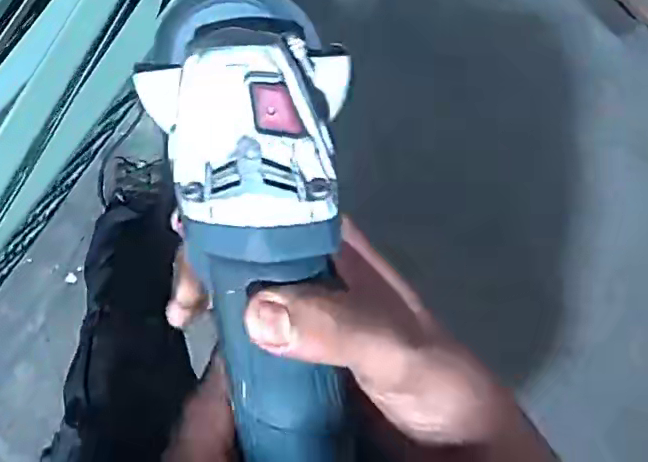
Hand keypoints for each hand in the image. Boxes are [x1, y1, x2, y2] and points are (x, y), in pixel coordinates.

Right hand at [162, 219, 556, 460]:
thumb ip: (339, 324)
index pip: (269, 211)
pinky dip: (219, 376)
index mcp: (330, 250)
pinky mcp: (286, 373)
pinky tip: (207, 391)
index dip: (227, 212)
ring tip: (188, 335)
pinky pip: (242, 364)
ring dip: (207, 323)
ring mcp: (294, 327)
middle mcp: (304, 279)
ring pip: (234, 312)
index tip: (192, 229)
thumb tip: (256, 308)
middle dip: (203, 274)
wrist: (465, 457)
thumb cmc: (442, 385)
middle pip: (240, 259)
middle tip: (183, 304)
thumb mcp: (399, 346)